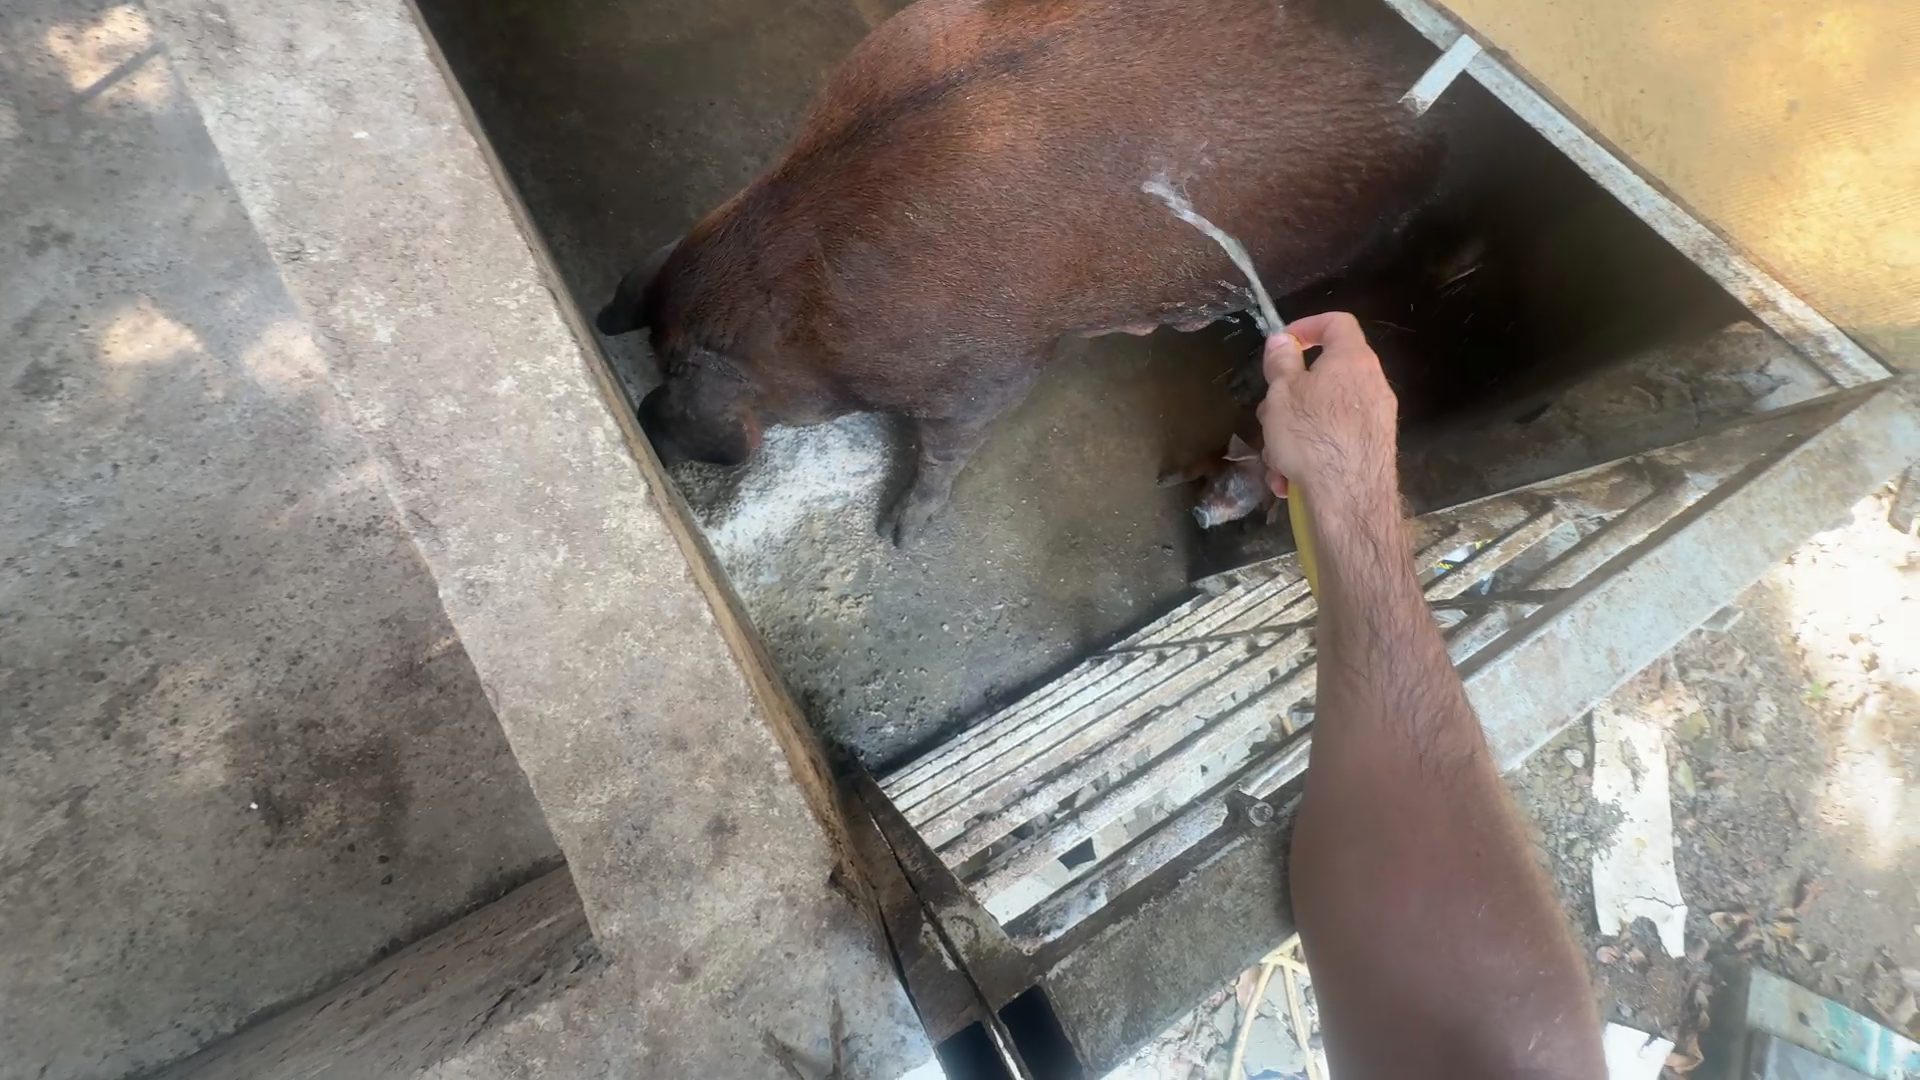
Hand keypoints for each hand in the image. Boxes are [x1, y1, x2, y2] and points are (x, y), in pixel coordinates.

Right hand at [1254, 311, 1397, 507]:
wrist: (1348, 496)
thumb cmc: (1310, 435)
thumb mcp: (1282, 394)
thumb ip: (1281, 363)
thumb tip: (1282, 339)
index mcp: (1352, 360)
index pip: (1336, 322)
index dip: (1306, 326)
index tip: (1280, 345)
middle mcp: (1371, 384)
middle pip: (1322, 377)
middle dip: (1287, 398)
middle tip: (1268, 418)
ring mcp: (1374, 419)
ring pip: (1321, 415)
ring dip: (1291, 434)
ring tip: (1276, 462)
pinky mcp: (1370, 449)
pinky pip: (1331, 441)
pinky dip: (1308, 455)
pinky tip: (1290, 479)